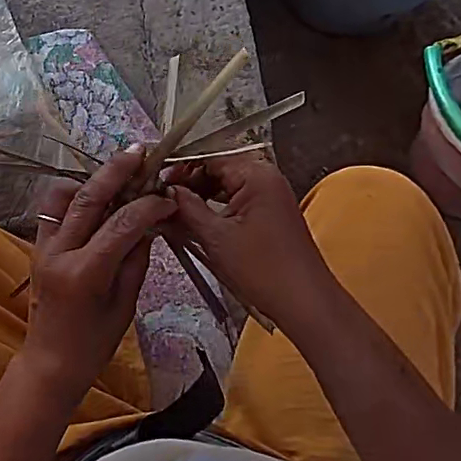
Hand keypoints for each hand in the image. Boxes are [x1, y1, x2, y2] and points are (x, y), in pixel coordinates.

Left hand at [22, 146, 176, 401]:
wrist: (50, 361)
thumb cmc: (94, 342)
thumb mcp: (125, 303)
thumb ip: (136, 258)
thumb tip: (150, 221)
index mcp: (85, 273)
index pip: (121, 224)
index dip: (148, 205)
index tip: (168, 197)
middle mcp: (58, 252)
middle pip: (87, 198)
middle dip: (115, 171)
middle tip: (139, 152)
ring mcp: (42, 246)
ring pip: (62, 196)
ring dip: (90, 180)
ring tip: (117, 175)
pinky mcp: (36, 245)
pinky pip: (52, 209)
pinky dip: (72, 195)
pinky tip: (94, 198)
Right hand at [164, 153, 339, 333]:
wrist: (304, 303)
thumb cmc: (262, 269)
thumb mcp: (215, 237)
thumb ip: (187, 208)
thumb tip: (166, 191)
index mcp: (256, 175)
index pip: (208, 158)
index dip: (180, 169)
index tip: (156, 183)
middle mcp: (266, 178)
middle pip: (217, 170)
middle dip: (188, 184)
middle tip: (160, 199)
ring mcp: (269, 195)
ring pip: (224, 186)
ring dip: (199, 197)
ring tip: (172, 211)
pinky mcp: (269, 213)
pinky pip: (235, 201)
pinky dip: (214, 209)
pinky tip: (194, 222)